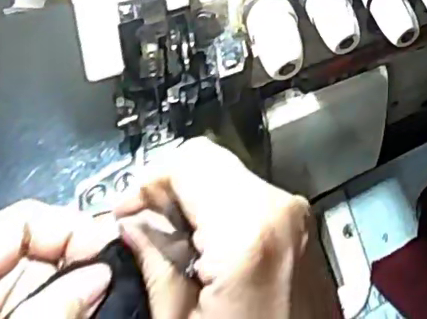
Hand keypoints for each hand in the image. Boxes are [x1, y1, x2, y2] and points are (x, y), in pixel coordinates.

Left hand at [0, 200, 118, 318]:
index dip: (72, 229)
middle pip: (23, 261)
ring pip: (20, 297)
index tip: (111, 247)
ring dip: (61, 302)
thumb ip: (41, 314)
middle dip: (71, 271)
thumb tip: (98, 273)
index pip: (18, 223)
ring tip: (94, 309)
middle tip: (111, 287)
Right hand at [114, 138, 340, 318]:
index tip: (122, 213)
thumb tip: (135, 223)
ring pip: (233, 180)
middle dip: (171, 191)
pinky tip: (203, 258)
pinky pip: (254, 202)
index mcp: (249, 228)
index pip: (191, 161)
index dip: (148, 180)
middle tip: (137, 232)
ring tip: (167, 252)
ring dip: (196, 203)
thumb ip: (155, 266)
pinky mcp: (304, 230)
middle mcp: (281, 207)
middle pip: (214, 164)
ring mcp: (298, 216)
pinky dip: (223, 216)